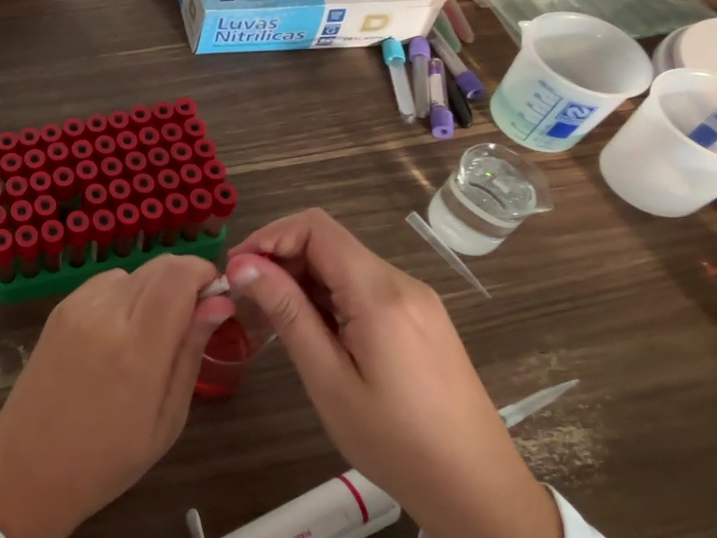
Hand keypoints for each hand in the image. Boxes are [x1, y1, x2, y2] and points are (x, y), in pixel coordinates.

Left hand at [0, 255, 234, 537]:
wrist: (29, 467)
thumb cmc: (108, 459)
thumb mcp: (166, 419)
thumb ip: (190, 352)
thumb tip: (219, 302)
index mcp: (137, 350)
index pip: (178, 275)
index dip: (204, 274)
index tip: (216, 297)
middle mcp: (105, 315)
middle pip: (157, 267)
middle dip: (184, 281)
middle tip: (191, 320)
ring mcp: (77, 307)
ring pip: (131, 273)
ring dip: (152, 289)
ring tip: (151, 336)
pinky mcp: (58, 308)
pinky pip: (104, 284)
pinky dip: (123, 296)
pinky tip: (118, 334)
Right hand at [227, 210, 558, 537]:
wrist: (478, 490)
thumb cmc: (396, 442)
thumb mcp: (329, 380)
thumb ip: (287, 313)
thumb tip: (242, 264)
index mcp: (380, 293)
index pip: (315, 227)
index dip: (270, 236)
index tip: (237, 271)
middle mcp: (402, 283)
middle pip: (330, 242)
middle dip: (282, 259)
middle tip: (249, 300)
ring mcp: (417, 300)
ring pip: (346, 265)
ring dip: (304, 280)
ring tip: (277, 321)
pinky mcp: (422, 319)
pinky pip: (366, 288)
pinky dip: (331, 296)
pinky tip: (317, 333)